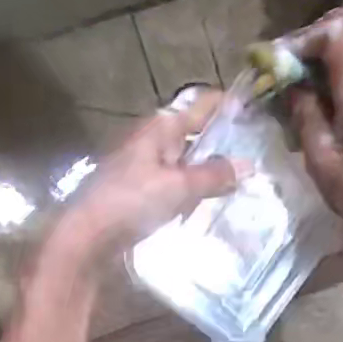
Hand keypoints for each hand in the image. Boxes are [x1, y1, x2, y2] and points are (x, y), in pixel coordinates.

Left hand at [51, 88, 237, 260]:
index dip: (227, 105)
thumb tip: (248, 164)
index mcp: (161, 127)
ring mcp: (142, 165)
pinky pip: (172, 183)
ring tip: (239, 181)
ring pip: (184, 160)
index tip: (255, 112)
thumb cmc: (131, 202)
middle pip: (193, 133)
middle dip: (221, 142)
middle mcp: (151, 140)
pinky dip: (189, 189)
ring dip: (206, 169)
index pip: (202, 105)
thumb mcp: (179, 187)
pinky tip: (204, 203)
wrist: (87, 236)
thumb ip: (214, 175)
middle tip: (256, 154)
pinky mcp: (137, 191)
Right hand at [287, 11, 342, 243]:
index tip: (277, 62)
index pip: (337, 31)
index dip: (303, 38)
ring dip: (311, 71)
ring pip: (341, 59)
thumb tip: (290, 85)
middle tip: (274, 79)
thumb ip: (304, 114)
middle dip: (302, 54)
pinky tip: (305, 110)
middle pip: (338, 40)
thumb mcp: (321, 159)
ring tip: (284, 97)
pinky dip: (324, 86)